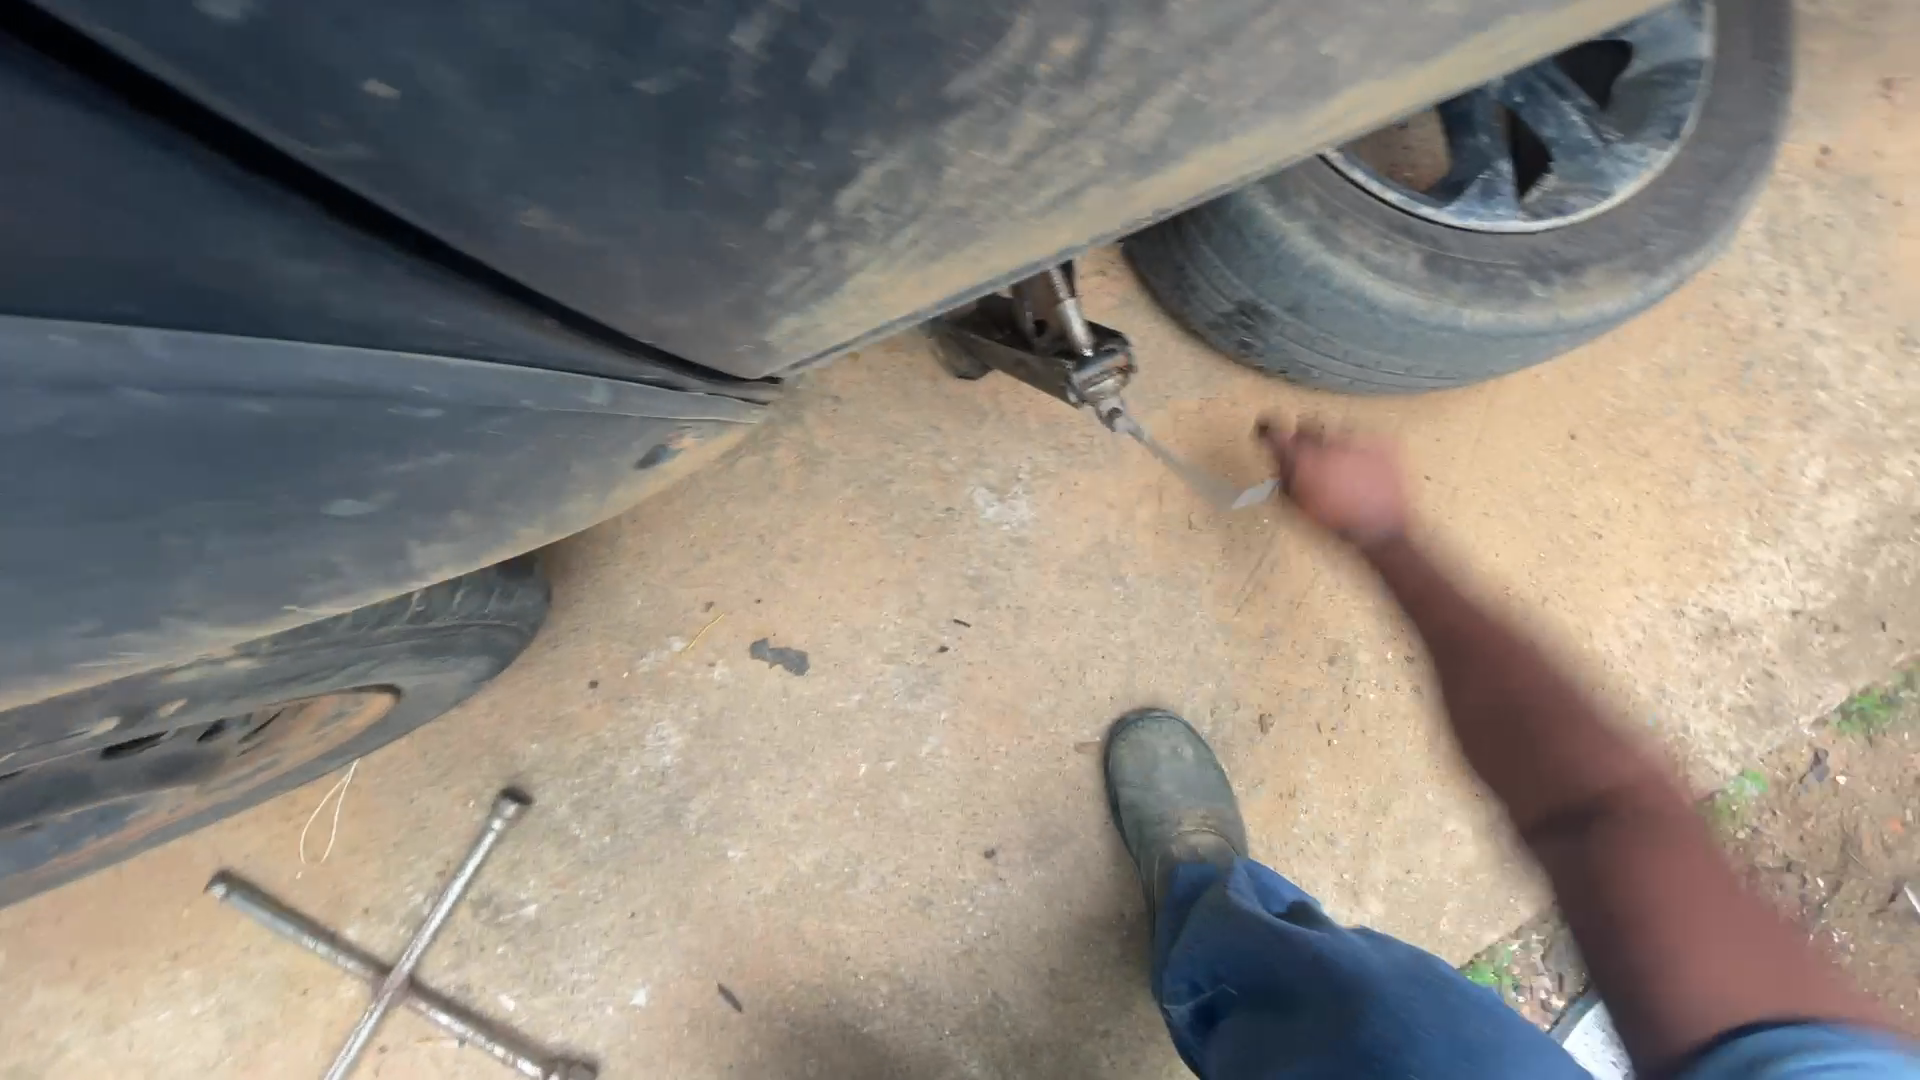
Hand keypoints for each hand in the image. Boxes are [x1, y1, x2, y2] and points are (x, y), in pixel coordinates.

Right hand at [1255, 416, 1409, 547]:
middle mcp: (1328, 442)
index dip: (1268, 431)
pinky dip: (1359, 450)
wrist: (1380, 527)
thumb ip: (1284, 474)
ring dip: (1334, 445)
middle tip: (1311, 459)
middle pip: (1308, 427)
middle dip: (1306, 440)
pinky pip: (1364, 438)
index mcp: (1303, 458)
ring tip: (1341, 469)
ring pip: (1337, 432)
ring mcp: (1358, 440)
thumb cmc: (1334, 521)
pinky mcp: (1381, 442)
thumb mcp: (1297, 503)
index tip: (1265, 431)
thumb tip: (1278, 457)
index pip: (1276, 432)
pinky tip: (1360, 470)